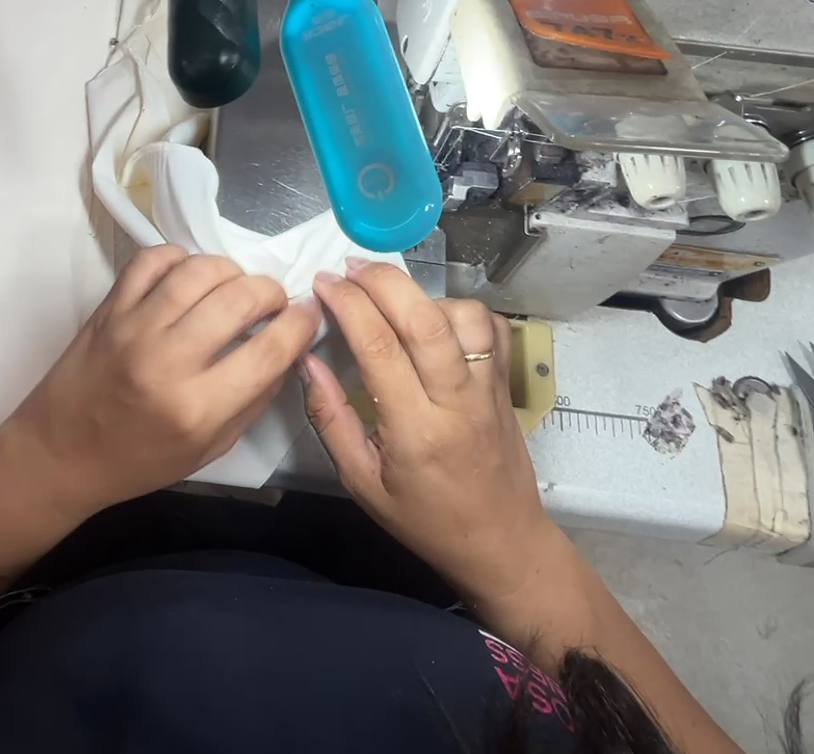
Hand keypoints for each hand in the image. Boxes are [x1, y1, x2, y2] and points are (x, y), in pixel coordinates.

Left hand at [0, 245, 321, 514]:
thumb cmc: (139, 461)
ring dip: (230, 271)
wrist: (59, 454)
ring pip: (199, 270)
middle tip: (272, 303)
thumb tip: (289, 348)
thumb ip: (255, 398)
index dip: (301, 324)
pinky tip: (188, 277)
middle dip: (270, 292)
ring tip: (233, 287)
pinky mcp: (108, 308)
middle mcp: (167, 361)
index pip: (270, 350)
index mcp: (198, 408)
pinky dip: (180, 258)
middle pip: (240, 298)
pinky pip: (152, 260)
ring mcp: (133, 328)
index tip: (307, 315)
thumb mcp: (210, 448)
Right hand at [301, 261, 568, 607]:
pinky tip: (435, 320)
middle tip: (349, 268)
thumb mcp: (361, 482)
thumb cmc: (424, 519)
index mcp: (416, 430)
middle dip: (383, 281)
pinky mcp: (507, 384)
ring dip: (423, 297)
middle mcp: (458, 401)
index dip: (348, 305)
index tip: (322, 283)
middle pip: (426, 319)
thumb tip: (306, 360)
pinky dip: (461, 311)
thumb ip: (329, 418)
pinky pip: (492, 328)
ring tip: (393, 303)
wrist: (503, 545)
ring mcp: (490, 389)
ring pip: (464, 316)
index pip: (380, 347)